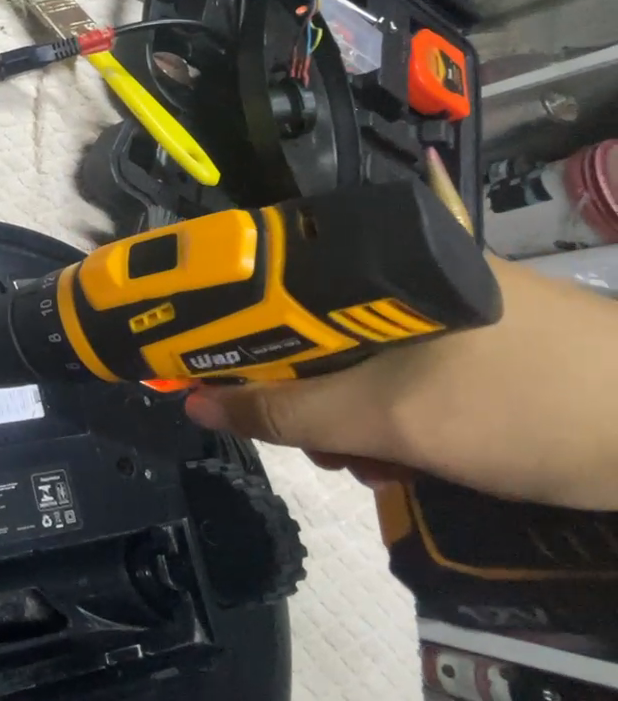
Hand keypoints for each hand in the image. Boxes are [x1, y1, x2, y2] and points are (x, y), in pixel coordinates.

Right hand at [187, 261, 617, 510]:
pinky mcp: (493, 338)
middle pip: (311, 328)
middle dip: (304, 396)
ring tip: (377, 466)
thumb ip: (285, 413)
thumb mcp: (391, 419)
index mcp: (378, 259)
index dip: (234, 336)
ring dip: (353, 415)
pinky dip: (400, 412)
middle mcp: (409, 271)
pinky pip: (411, 369)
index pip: (266, 286)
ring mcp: (455, 305)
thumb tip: (192, 405)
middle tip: (319, 448)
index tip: (225, 384)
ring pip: (361, 356)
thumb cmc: (531, 408)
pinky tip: (417, 457)